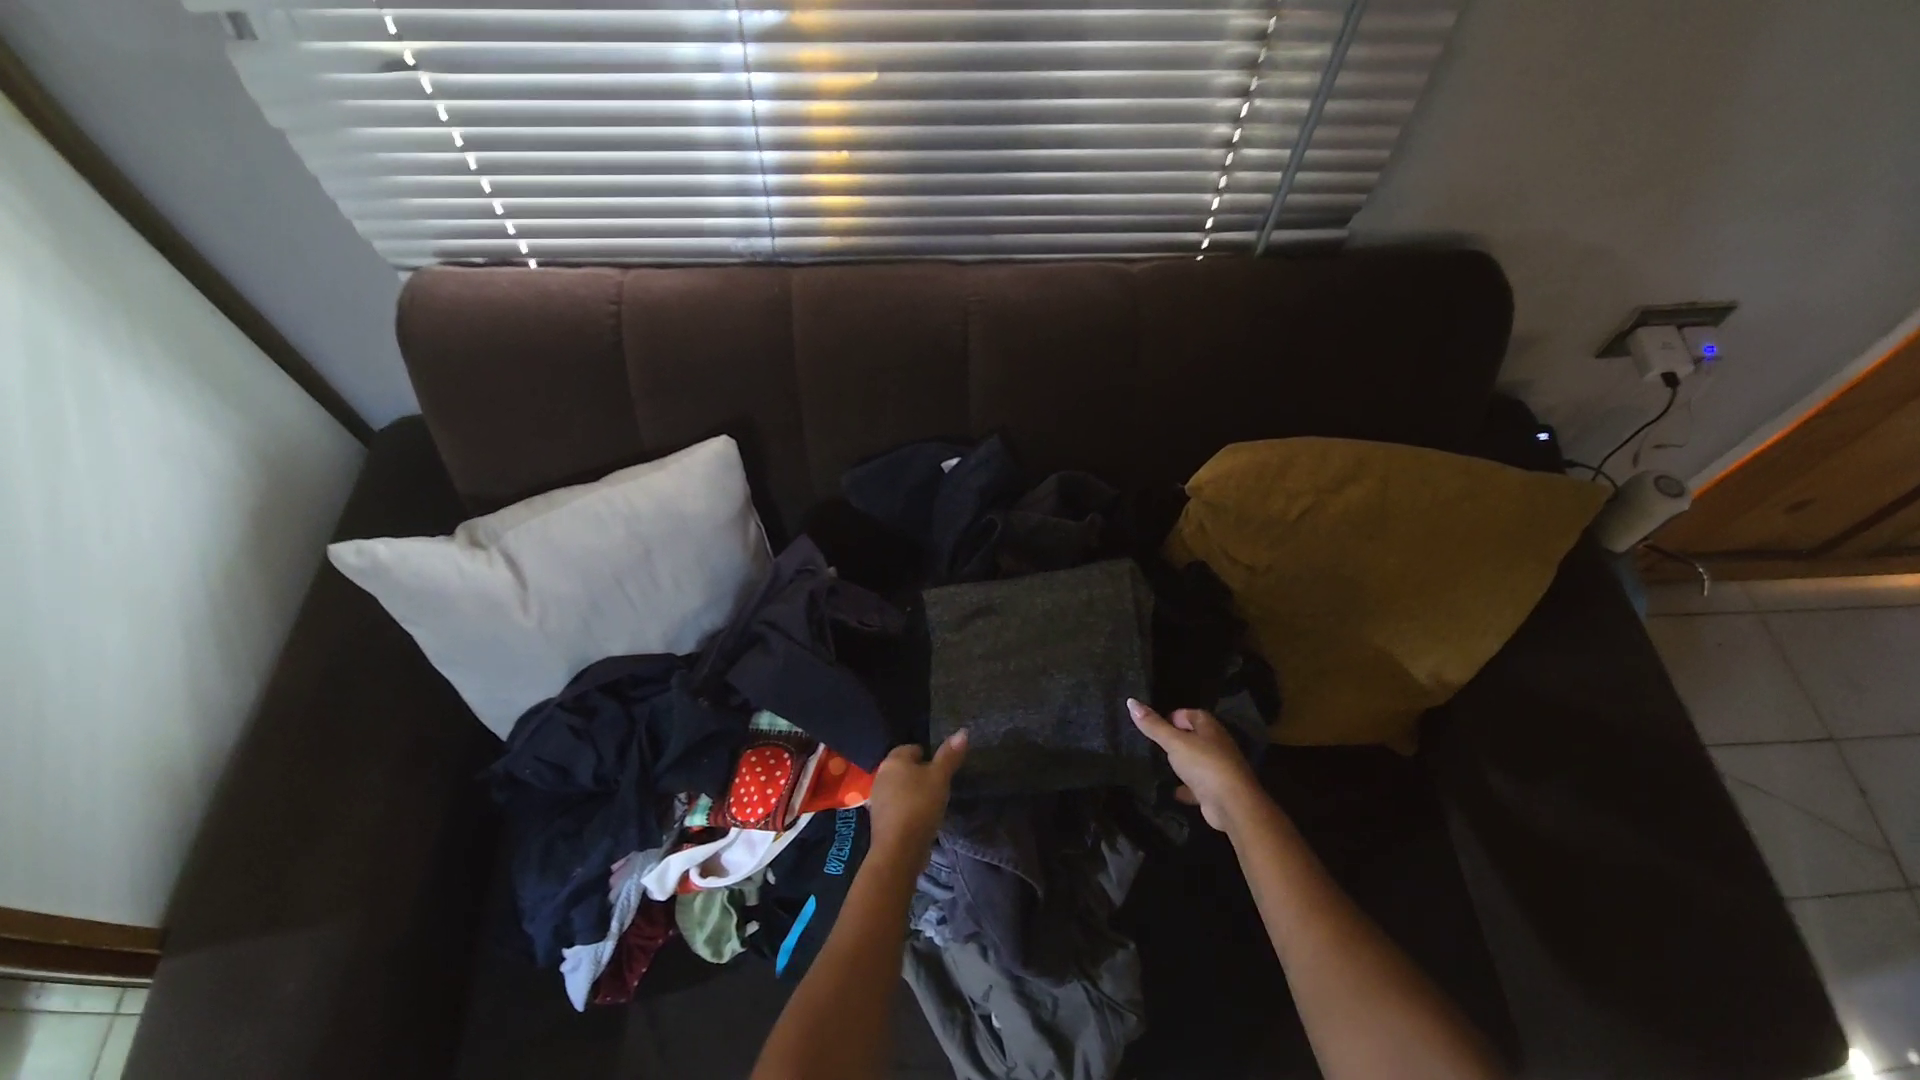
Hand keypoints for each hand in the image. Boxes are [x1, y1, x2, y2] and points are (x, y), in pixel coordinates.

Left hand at [866, 731, 967, 858]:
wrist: (899, 848)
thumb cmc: (920, 805)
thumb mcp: (940, 777)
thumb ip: (950, 755)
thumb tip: (963, 731)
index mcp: (893, 760)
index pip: (913, 748)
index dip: (930, 757)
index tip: (943, 772)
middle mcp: (881, 775)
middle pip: (906, 768)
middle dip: (921, 776)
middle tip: (940, 788)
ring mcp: (878, 798)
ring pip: (901, 788)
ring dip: (915, 794)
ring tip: (933, 805)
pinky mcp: (880, 819)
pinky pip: (898, 807)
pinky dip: (909, 810)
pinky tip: (921, 820)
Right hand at [1127, 699, 1266, 833]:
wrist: (1232, 804)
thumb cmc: (1204, 765)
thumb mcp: (1174, 742)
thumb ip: (1153, 725)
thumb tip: (1131, 701)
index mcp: (1209, 728)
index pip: (1190, 714)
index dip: (1172, 717)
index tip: (1153, 726)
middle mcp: (1217, 745)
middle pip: (1193, 737)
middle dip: (1175, 740)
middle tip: (1152, 745)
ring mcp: (1218, 768)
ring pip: (1195, 761)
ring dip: (1180, 764)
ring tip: (1157, 766)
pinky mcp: (1216, 790)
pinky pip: (1197, 785)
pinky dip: (1185, 787)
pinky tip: (1171, 791)